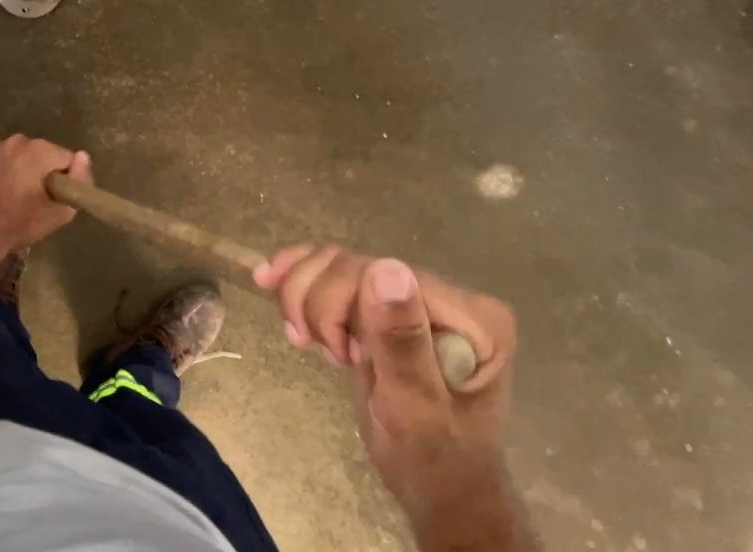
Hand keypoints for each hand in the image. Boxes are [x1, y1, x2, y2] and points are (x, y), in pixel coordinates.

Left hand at [0, 135, 85, 257]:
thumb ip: (78, 183)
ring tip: (20, 199)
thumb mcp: (58, 211)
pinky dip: (8, 172)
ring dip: (27, 172)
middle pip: (45, 155)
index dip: (69, 180)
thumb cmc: (18, 223)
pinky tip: (3, 193)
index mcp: (39, 150)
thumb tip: (83, 158)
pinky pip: (5, 161)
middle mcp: (17, 141)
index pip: (68, 159)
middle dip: (47, 173)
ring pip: (23, 157)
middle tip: (41, 201)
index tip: (60, 199)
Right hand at [256, 247, 531, 550]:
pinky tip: (279, 296)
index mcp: (473, 317)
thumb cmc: (432, 459)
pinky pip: (334, 275)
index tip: (324, 347)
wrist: (437, 488)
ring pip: (335, 264)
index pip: (382, 273)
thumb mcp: (416, 408)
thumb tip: (385, 268)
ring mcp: (417, 299)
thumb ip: (402, 342)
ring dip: (302, 296)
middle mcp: (449, 297)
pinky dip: (301, 285)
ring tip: (302, 338)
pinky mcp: (388, 307)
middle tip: (306, 344)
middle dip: (316, 302)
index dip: (335, 299)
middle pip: (354, 265)